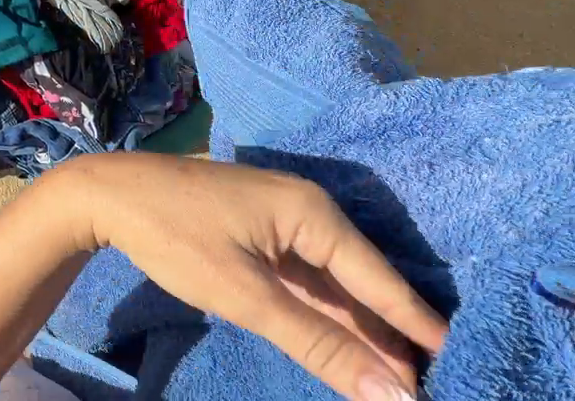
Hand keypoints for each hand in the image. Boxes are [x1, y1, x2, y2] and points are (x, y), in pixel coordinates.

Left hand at [50, 153, 447, 400]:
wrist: (101, 194)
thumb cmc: (171, 234)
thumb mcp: (245, 294)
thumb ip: (320, 344)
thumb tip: (399, 399)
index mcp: (312, 212)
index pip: (388, 286)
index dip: (427, 341)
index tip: (472, 385)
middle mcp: (306, 210)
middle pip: (366, 286)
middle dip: (398, 343)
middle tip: (434, 398)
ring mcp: (281, 219)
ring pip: (336, 286)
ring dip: (364, 335)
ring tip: (404, 391)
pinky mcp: (258, 232)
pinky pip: (306, 279)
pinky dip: (326, 316)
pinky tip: (354, 356)